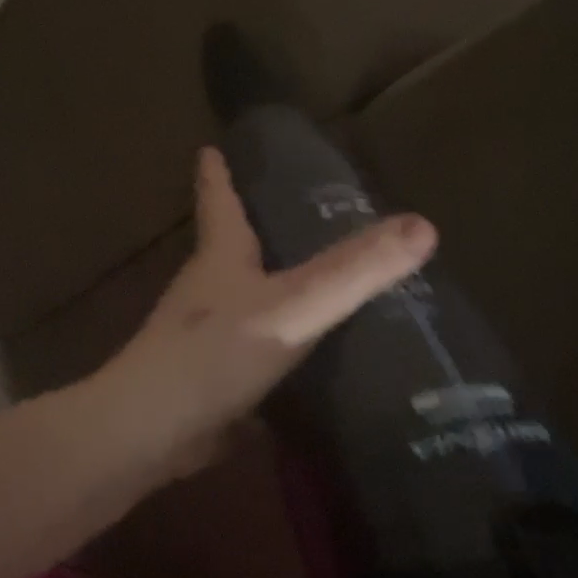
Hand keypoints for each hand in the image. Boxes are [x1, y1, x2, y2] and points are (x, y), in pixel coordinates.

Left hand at [100, 147, 436, 475]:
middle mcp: (206, 294)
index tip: (211, 147)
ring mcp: (205, 342)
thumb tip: (425, 226)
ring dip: (276, 295)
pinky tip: (316, 364)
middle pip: (233, 252)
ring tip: (325, 288)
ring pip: (246, 306)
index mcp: (219, 259)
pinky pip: (255, 359)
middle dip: (260, 233)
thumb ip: (354, 271)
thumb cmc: (213, 354)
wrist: (153, 429)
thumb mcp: (293, 306)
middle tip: (306, 218)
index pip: (218, 201)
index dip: (217, 174)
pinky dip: (281, 354)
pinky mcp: (212, 385)